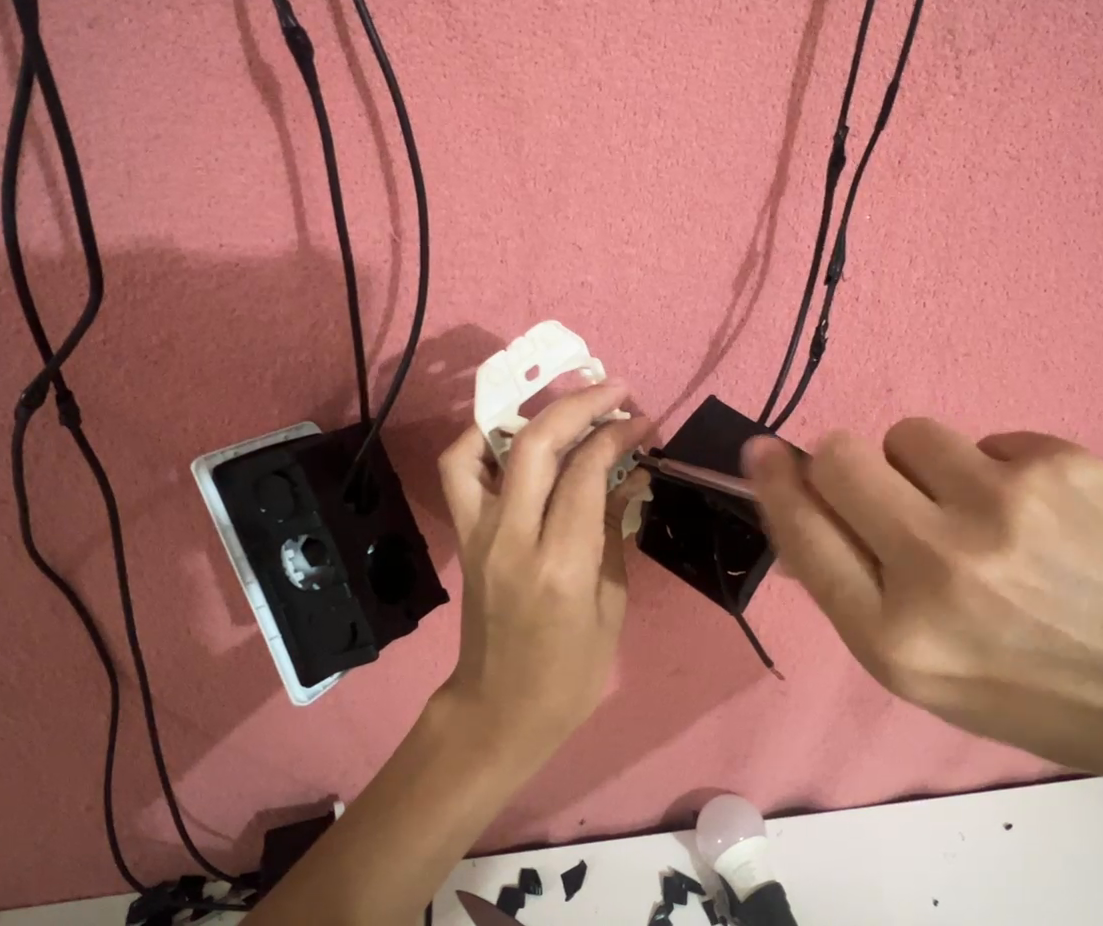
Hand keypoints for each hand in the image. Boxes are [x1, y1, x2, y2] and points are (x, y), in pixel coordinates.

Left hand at [436, 382, 651, 765]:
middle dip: (579, 405)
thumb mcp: (611, 605)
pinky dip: (482, 440)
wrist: (500, 710)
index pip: (584, 473)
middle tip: (615, 392)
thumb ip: (614, 530)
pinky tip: (516, 435)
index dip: (616, 436)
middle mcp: (511, 540)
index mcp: (560, 566)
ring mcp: (478, 534)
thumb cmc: (571, 672)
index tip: (643, 421)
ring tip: (561, 405)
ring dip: (525, 412)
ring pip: (482, 447)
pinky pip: (459, 471)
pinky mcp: (463, 535)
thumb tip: (630, 473)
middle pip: (536, 444)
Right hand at [742, 419, 1102, 803]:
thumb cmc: (1051, 700)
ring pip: (909, 433)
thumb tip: (804, 510)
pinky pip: (985, 440)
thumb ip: (857, 595)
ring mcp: (1005, 503)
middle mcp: (940, 564)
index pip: (802, 531)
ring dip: (922, 468)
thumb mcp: (933, 680)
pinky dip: (995, 471)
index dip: (774, 484)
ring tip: (981, 515)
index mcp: (899, 640)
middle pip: (839, 456)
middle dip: (841, 465)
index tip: (761, 454)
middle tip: (881, 491)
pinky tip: (1043, 517)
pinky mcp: (1063, 462)